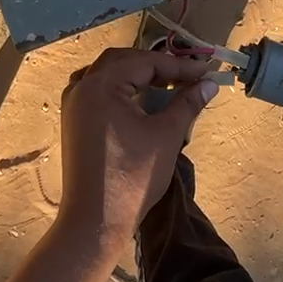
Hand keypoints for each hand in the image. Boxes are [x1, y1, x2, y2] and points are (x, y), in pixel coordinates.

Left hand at [56, 48, 217, 258]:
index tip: (206, 71)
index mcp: (102, 85)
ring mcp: (73, 104)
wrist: (95, 221)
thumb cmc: (132, 177)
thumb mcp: (166, 135)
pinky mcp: (72, 121)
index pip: (145, 62)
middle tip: (187, 75)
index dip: (178, 66)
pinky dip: (117, 86)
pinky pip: (95, 89)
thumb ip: (188, 103)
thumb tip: (209, 83)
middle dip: (156, 64)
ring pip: (106, 72)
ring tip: (164, 82)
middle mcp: (82, 87)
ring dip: (135, 72)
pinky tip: (134, 97)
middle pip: (123, 60)